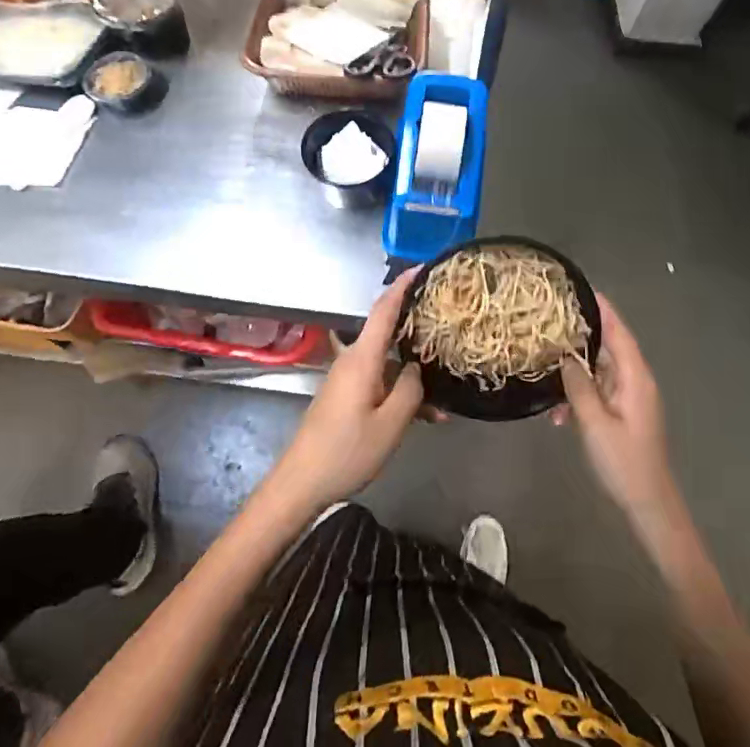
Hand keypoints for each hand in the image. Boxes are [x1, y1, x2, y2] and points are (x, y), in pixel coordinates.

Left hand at [264, 272, 423, 514]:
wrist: (302, 482)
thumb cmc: (346, 451)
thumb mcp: (391, 424)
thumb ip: (411, 390)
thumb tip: (417, 368)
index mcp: (362, 359)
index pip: (383, 310)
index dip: (402, 286)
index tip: (422, 267)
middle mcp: (354, 361)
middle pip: (389, 334)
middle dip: (417, 328)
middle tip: (447, 324)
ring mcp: (349, 379)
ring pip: (390, 367)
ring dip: (415, 379)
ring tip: (446, 400)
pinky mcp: (347, 397)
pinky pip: (381, 385)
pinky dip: (402, 396)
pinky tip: (427, 418)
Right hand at [558, 294, 679, 522]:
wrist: (647, 502)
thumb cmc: (623, 462)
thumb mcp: (594, 424)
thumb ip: (578, 387)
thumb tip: (564, 358)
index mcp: (636, 379)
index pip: (619, 334)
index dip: (603, 311)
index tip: (583, 290)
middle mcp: (636, 381)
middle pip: (609, 347)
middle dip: (582, 335)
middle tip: (552, 320)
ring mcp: (630, 397)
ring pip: (599, 371)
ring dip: (575, 372)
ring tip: (546, 366)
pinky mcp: (622, 412)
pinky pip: (598, 391)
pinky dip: (579, 395)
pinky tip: (558, 413)